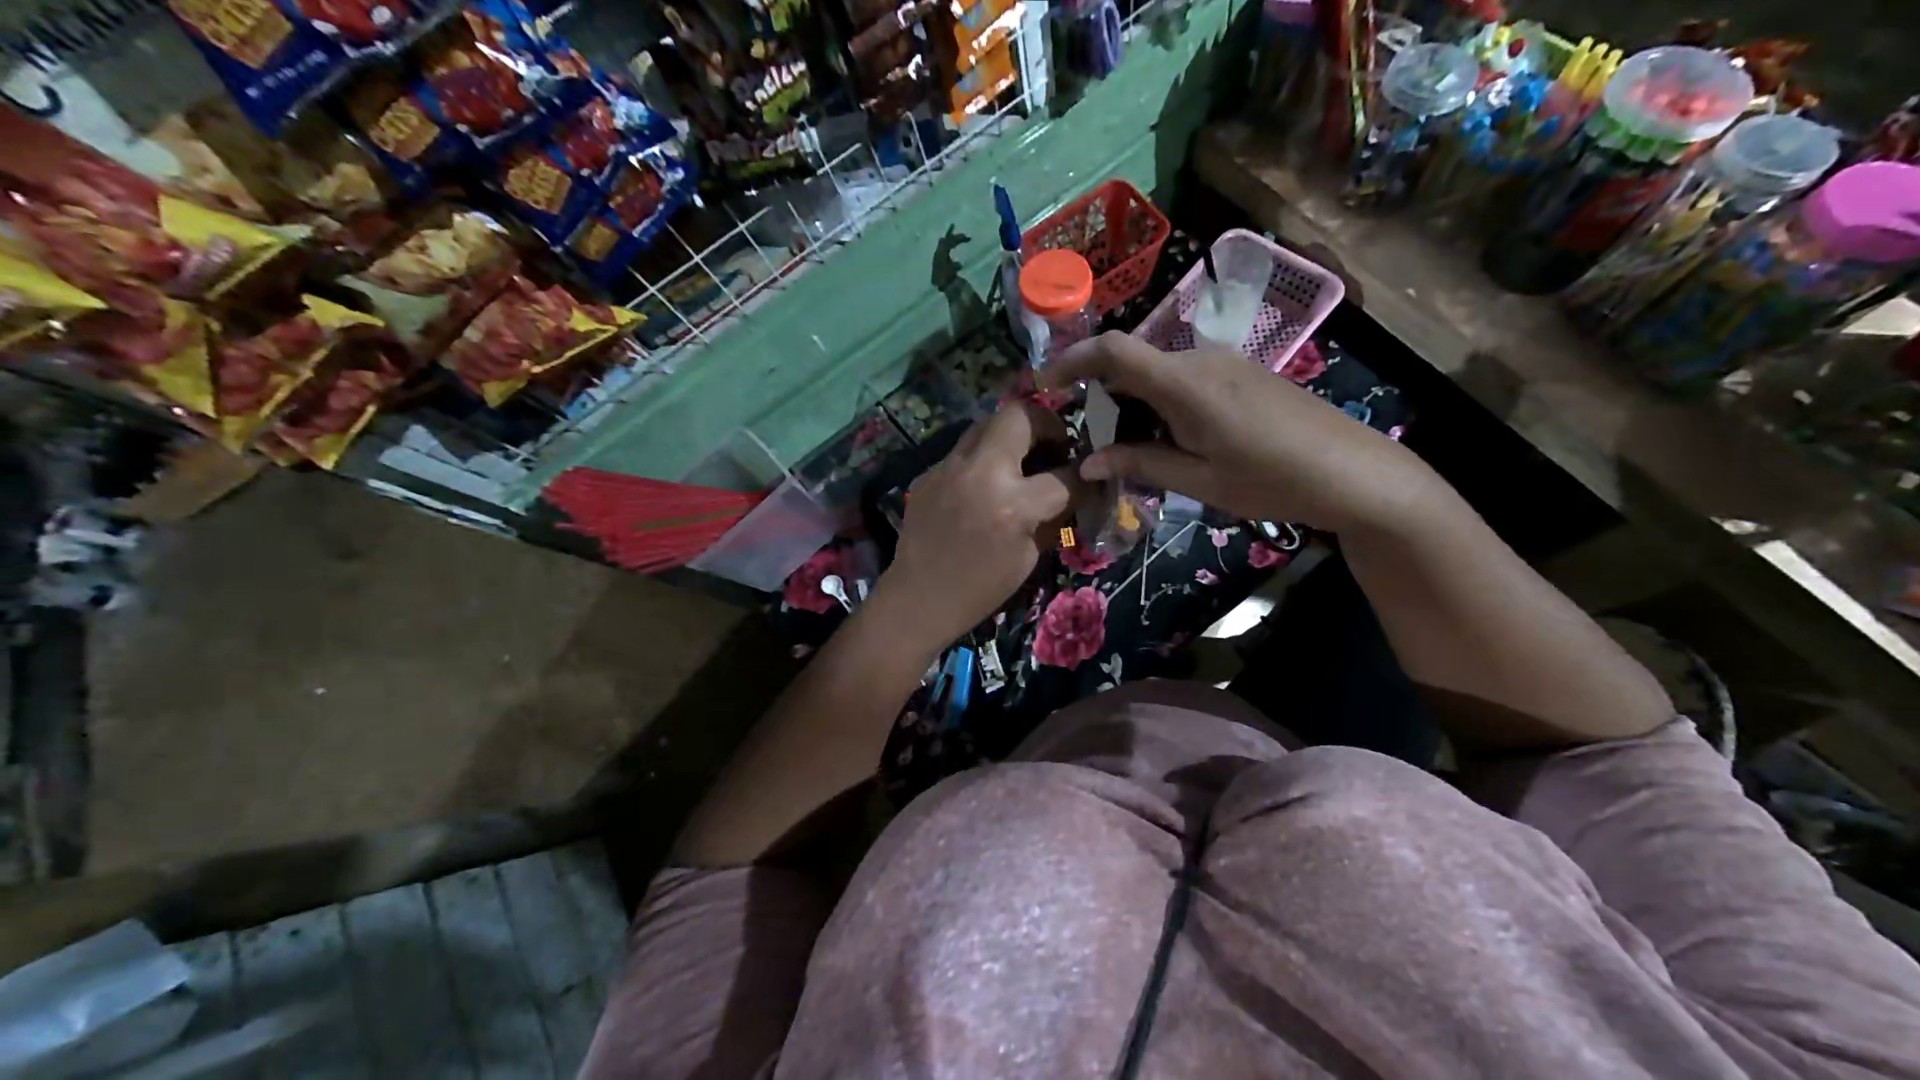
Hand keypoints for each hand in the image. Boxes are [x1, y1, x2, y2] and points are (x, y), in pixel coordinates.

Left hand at [872, 402, 1075, 650]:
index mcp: (1011, 504)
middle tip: (1054, 446)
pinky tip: (982, 487)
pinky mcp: (928, 473)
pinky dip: (981, 461)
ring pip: (986, 424)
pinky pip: (962, 452)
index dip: (1084, 477)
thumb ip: (1051, 516)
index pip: (1064, 475)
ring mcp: (948, 468)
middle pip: (1020, 414)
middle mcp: (979, 473)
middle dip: (1046, 424)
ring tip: (1019, 462)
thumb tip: (1071, 491)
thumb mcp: (1028, 557)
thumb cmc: (980, 589)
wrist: (918, 599)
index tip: (1088, 477)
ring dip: (1010, 437)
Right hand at [1042, 332, 1440, 533]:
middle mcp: (1200, 360)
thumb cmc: (1272, 480)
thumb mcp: (1199, 481)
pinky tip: (1167, 437)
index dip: (1073, 359)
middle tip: (1086, 435)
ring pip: (1158, 370)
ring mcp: (1224, 363)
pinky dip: (1158, 399)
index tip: (1046, 385)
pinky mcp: (1241, 373)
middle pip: (1133, 360)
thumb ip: (1140, 464)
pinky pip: (1183, 376)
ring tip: (1126, 445)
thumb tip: (1086, 462)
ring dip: (1131, 399)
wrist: (1355, 471)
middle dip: (1099, 390)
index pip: (1114, 350)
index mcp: (1185, 384)